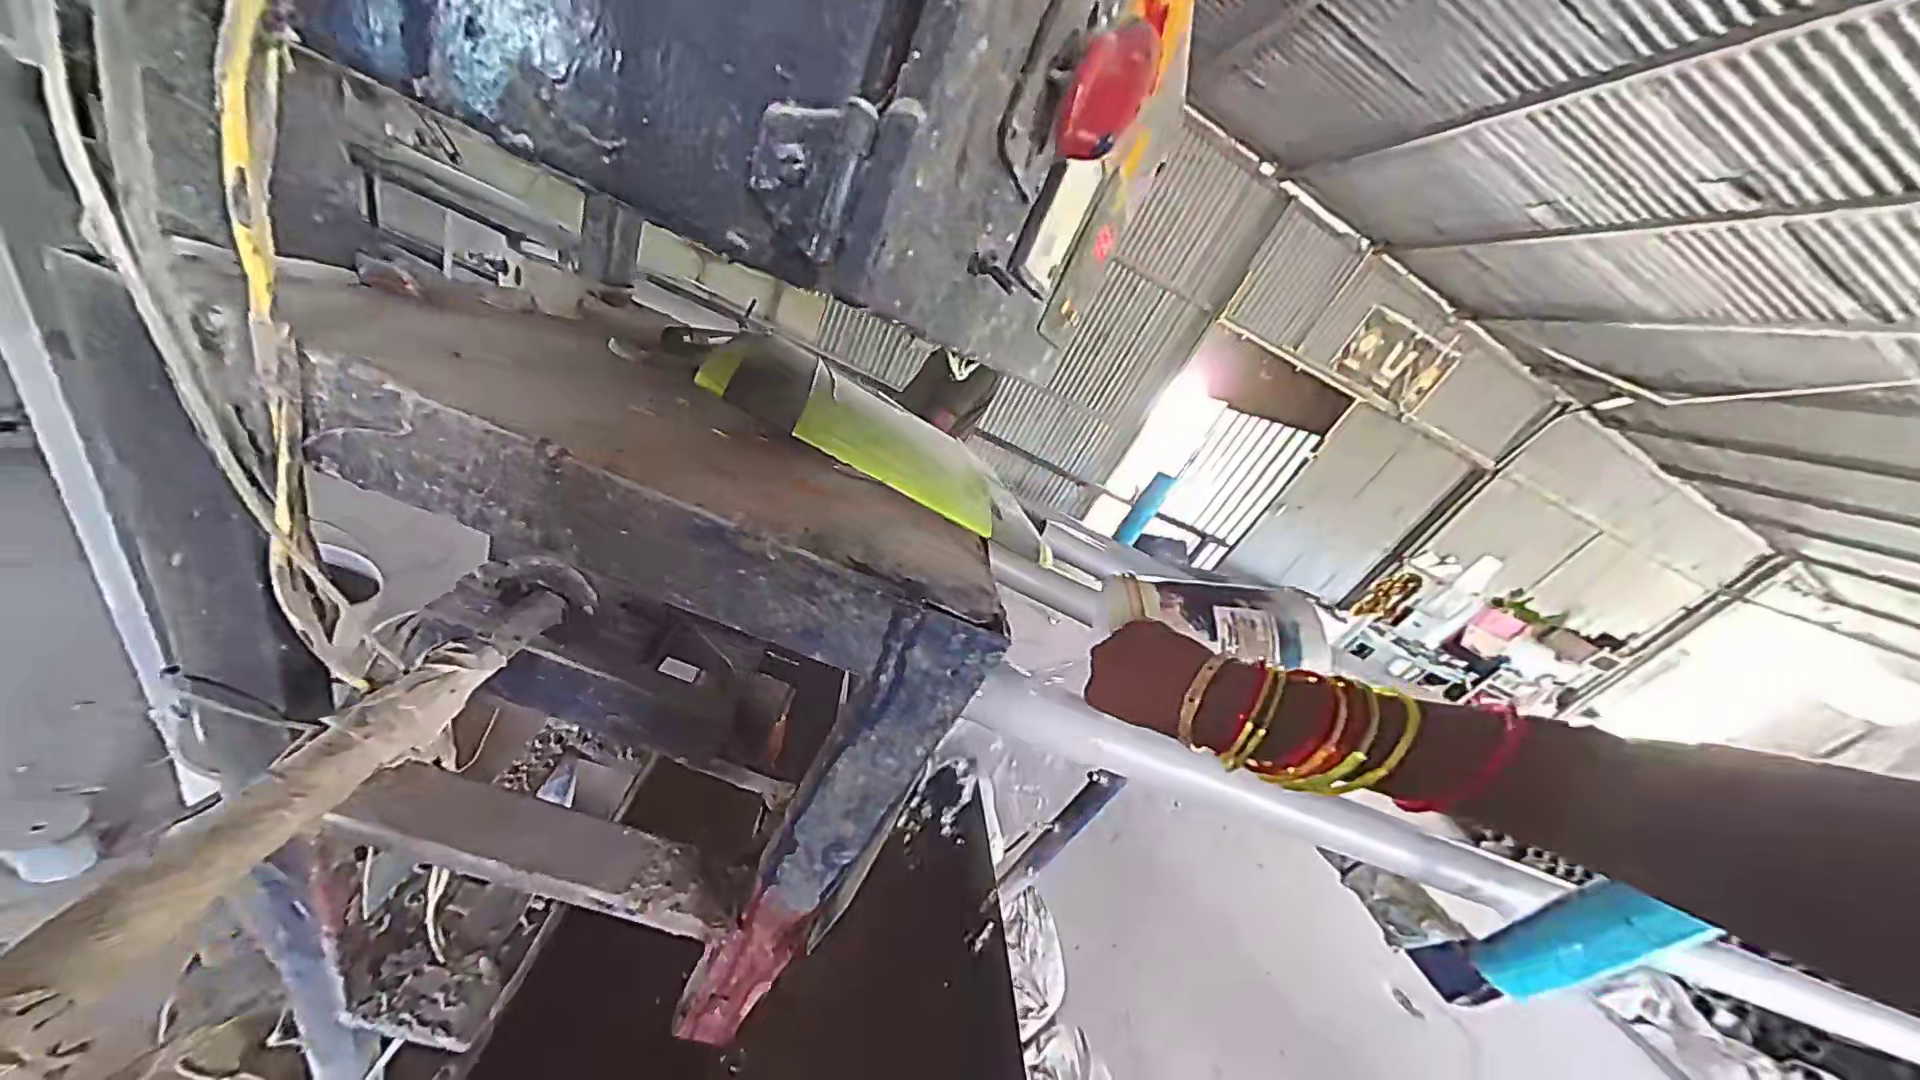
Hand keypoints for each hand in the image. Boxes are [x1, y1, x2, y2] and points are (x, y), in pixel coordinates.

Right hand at [1085, 620, 1218, 737]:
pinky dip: (1149, 637)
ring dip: (1133, 649)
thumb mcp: (1137, 716)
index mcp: (1096, 693)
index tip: (1127, 691)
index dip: (1115, 687)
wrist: (1200, 696)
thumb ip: (1124, 700)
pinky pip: (1138, 630)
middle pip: (1105, 659)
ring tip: (1156, 663)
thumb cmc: (1173, 715)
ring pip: (1120, 642)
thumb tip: (1131, 695)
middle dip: (1120, 665)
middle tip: (1142, 677)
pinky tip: (1164, 651)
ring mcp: (1117, 641)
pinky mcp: (1139, 625)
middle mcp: (1099, 664)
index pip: (1097, 686)